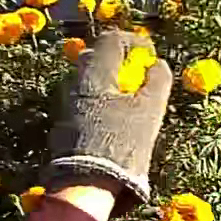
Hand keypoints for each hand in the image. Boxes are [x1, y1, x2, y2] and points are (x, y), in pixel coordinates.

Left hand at [46, 31, 170, 204]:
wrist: (88, 181)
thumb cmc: (123, 141)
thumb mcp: (149, 110)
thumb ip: (157, 81)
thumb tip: (158, 65)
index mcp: (96, 72)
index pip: (112, 39)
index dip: (134, 42)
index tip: (149, 55)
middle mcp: (76, 82)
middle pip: (94, 57)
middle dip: (116, 61)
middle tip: (135, 75)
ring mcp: (66, 104)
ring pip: (86, 82)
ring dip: (106, 84)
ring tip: (124, 101)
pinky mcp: (62, 125)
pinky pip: (81, 103)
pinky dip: (97, 103)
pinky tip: (109, 121)